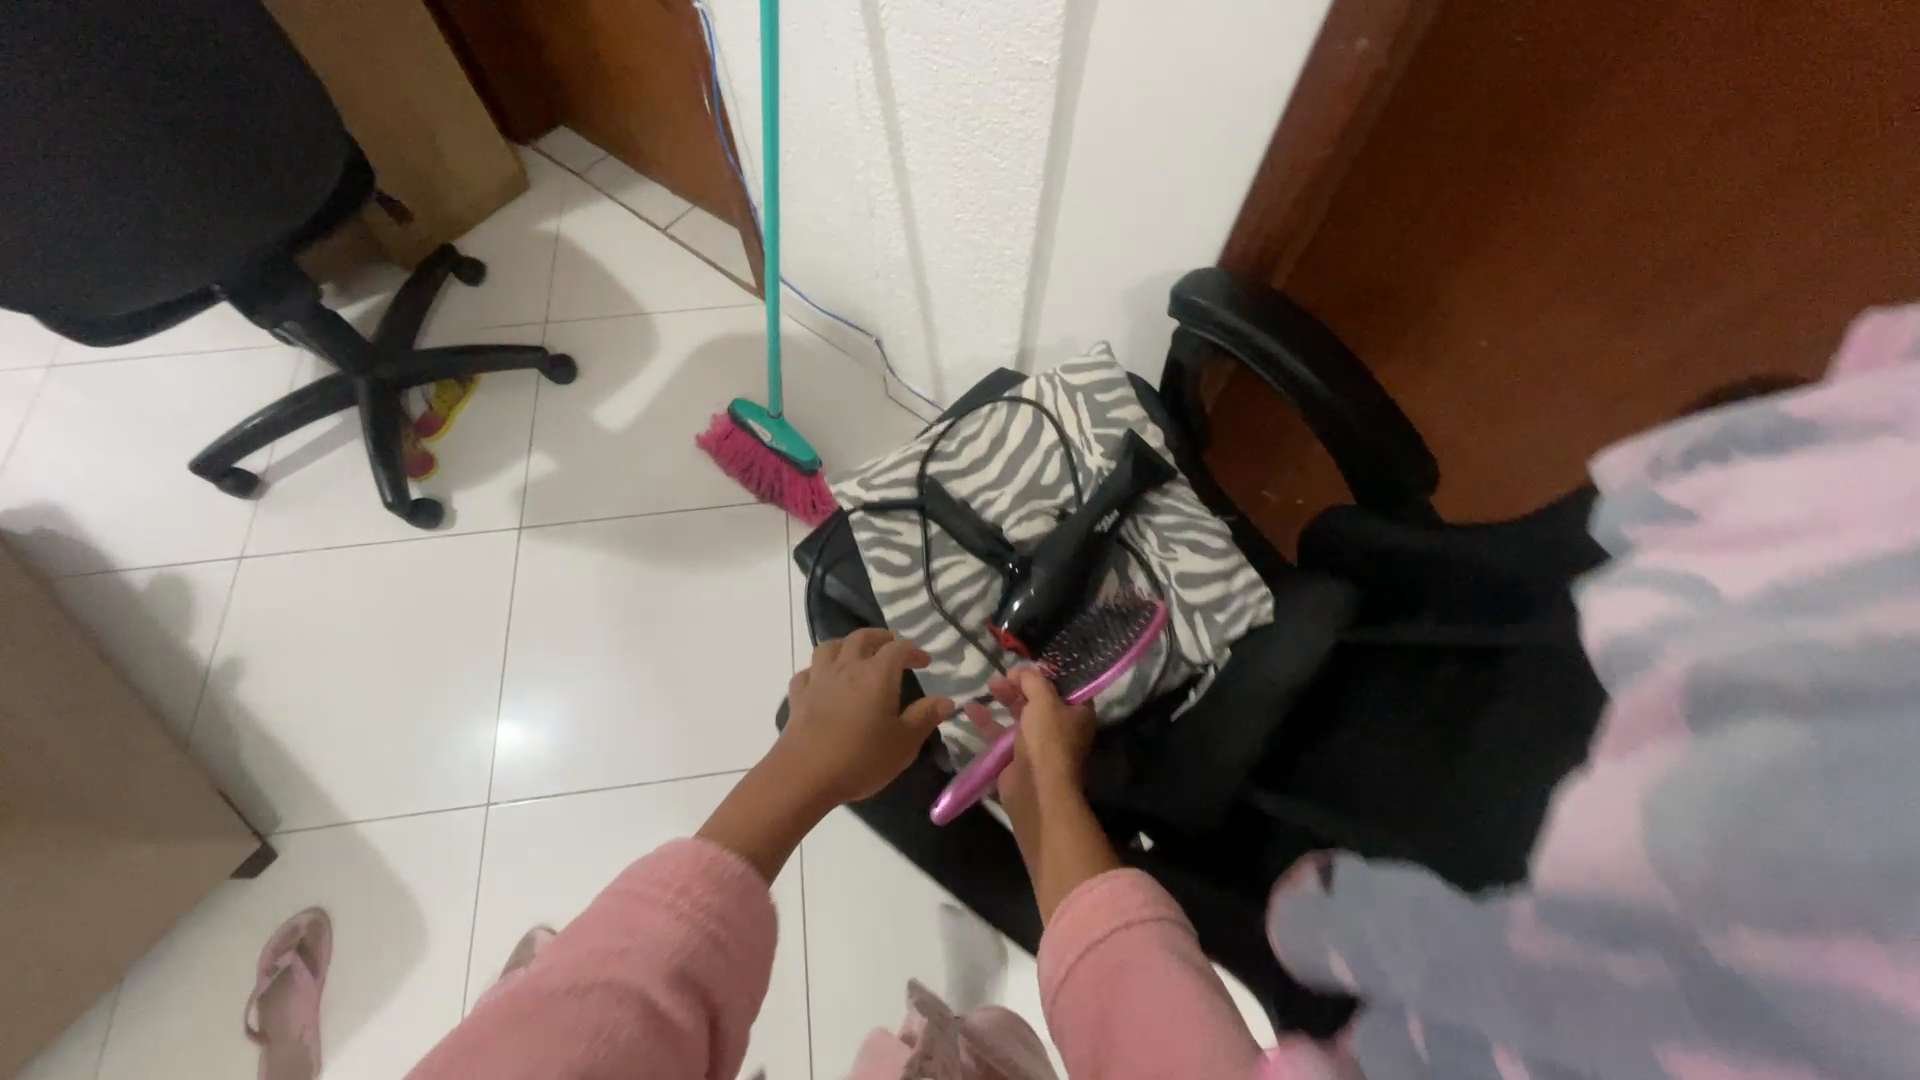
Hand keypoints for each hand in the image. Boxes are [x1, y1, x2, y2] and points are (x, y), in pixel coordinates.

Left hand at [773, 629, 953, 805]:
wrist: (804, 776)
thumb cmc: (861, 759)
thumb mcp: (904, 743)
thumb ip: (925, 717)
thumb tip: (946, 701)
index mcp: (877, 674)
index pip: (898, 649)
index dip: (913, 651)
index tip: (925, 662)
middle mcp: (847, 667)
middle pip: (862, 638)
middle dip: (880, 638)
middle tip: (891, 646)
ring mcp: (819, 679)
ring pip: (830, 647)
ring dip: (845, 645)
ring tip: (855, 655)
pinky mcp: (798, 697)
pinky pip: (807, 672)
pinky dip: (818, 671)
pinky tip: (822, 681)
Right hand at [964, 669, 1112, 923]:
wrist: (1036, 790)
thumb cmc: (1048, 741)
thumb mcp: (1044, 701)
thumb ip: (1033, 680)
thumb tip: (1023, 671)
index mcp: (1078, 714)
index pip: (1067, 687)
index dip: (1050, 674)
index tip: (1031, 665)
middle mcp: (1061, 728)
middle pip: (1040, 699)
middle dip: (1022, 685)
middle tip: (1004, 675)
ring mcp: (1038, 744)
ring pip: (1021, 715)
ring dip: (1006, 699)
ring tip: (990, 685)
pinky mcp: (1017, 757)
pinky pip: (1002, 733)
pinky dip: (988, 721)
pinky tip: (970, 707)